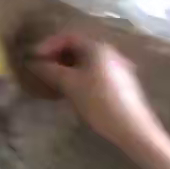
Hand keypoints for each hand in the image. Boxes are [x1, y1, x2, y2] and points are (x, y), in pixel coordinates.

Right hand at [29, 31, 166, 154]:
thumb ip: (51, 71)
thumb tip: (34, 63)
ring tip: (56, 82)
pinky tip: (75, 91)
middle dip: (58, 57)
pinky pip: (96, 72)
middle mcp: (109, 52)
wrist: (135, 131)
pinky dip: (81, 76)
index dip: (48, 45)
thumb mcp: (71, 85)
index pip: (68, 37)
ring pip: (87, 61)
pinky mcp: (122, 83)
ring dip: (69, 68)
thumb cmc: (100, 102)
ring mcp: (118, 67)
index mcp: (97, 47)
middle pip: (78, 47)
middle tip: (44, 69)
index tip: (35, 57)